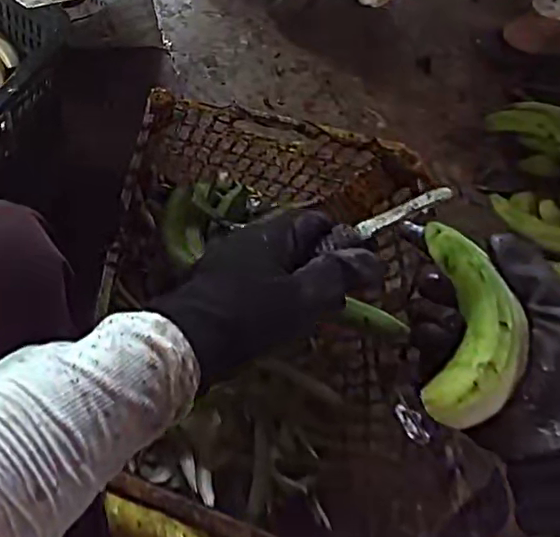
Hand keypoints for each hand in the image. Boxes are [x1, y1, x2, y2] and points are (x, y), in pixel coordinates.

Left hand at [149, 209, 382, 387]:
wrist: (189, 339)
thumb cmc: (249, 315)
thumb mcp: (302, 297)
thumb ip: (336, 274)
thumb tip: (370, 257)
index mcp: (272, 232)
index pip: (317, 221)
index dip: (343, 241)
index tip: (363, 271)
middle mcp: (251, 237)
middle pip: (299, 242)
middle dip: (325, 265)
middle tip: (345, 298)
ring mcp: (233, 258)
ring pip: (281, 263)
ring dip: (304, 283)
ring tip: (320, 312)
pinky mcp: (221, 282)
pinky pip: (262, 280)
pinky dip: (281, 294)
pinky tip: (287, 320)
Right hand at [408, 232, 559, 460]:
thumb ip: (531, 274)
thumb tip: (494, 236)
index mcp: (497, 298)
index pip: (461, 264)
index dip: (436, 246)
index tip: (411, 232)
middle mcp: (471, 318)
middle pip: (432, 286)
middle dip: (430, 281)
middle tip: (433, 286)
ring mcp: (454, 348)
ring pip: (421, 316)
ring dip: (428, 315)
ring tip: (446, 328)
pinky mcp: (441, 379)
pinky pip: (417, 354)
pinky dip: (424, 348)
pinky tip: (440, 350)